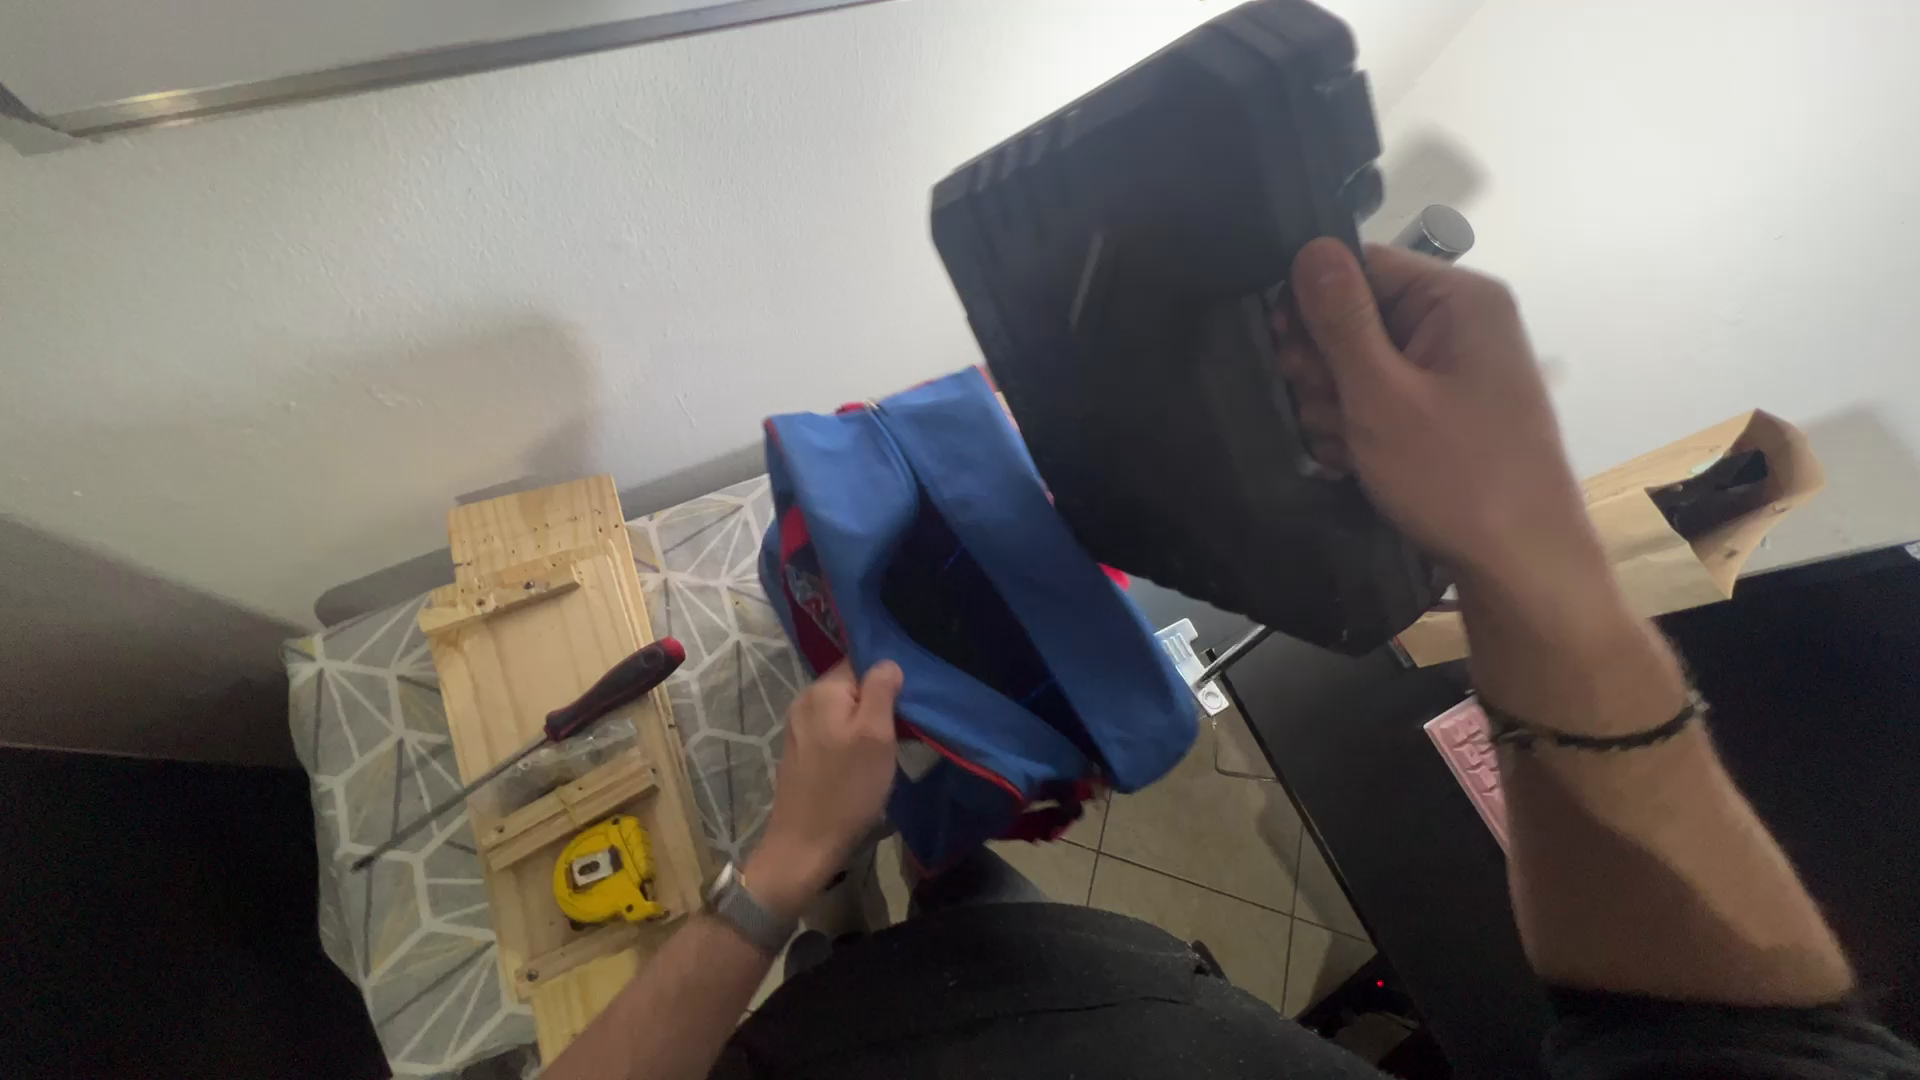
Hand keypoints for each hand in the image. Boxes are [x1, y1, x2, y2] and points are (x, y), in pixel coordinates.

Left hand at [745, 660, 902, 919]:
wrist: (805, 846)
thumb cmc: (848, 788)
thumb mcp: (876, 735)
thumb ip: (882, 690)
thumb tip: (888, 662)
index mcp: (823, 690)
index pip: (862, 662)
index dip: (887, 679)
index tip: (908, 702)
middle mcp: (805, 700)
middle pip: (852, 685)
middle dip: (877, 702)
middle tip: (903, 727)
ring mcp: (799, 727)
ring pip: (843, 710)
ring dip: (866, 723)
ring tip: (887, 746)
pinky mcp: (800, 751)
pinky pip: (832, 730)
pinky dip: (850, 739)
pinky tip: (862, 762)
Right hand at [1274, 239, 1605, 589]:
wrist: (1514, 559)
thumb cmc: (1453, 474)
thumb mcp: (1382, 394)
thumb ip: (1341, 321)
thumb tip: (1309, 249)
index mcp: (1455, 300)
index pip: (1359, 266)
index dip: (1310, 304)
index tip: (1286, 350)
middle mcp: (1454, 325)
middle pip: (1351, 319)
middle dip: (1324, 367)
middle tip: (1331, 409)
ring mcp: (1445, 371)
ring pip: (1353, 366)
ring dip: (1334, 406)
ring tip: (1352, 445)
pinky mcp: (1434, 410)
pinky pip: (1372, 400)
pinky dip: (1355, 428)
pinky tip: (1359, 459)